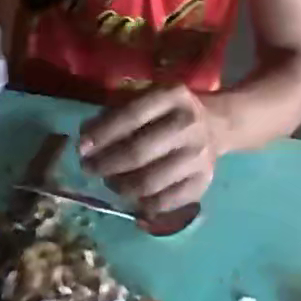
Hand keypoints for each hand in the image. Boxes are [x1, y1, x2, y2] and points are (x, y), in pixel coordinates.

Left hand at [78, 84, 221, 215]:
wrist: (218, 124)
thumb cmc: (171, 110)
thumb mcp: (149, 96)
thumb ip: (116, 112)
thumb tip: (85, 139)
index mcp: (173, 96)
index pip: (131, 116)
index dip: (102, 134)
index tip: (82, 148)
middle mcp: (189, 124)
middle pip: (138, 153)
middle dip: (106, 165)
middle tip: (90, 169)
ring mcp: (199, 155)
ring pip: (149, 183)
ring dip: (121, 187)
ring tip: (111, 183)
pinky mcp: (204, 181)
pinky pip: (166, 202)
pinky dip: (144, 205)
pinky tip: (135, 198)